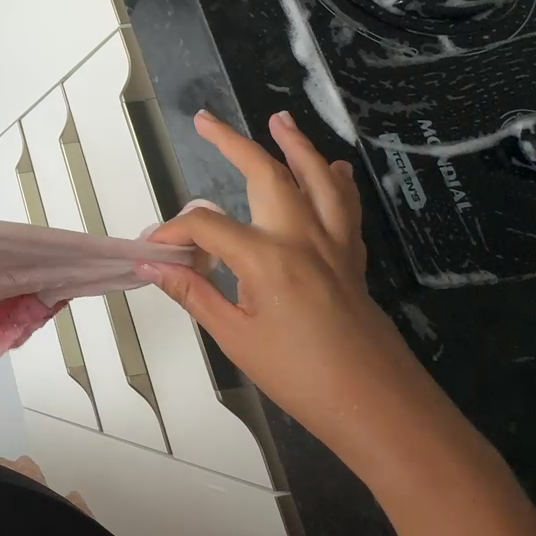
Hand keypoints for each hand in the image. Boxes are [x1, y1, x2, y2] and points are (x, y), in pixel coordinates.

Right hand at [136, 110, 438, 459]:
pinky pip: (345, 210)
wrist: (386, 416)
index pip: (206, 226)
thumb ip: (193, 293)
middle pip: (267, 176)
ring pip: (318, 182)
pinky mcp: (353, 263)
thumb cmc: (305, 381)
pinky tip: (333, 169)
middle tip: (205, 120)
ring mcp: (334, 248)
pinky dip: (335, 183)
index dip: (173, 232)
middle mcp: (303, 240)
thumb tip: (149, 265)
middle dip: (233, 143)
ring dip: (297, 146)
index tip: (153, 250)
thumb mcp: (237, 339)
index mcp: (269, 259)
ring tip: (280, 120)